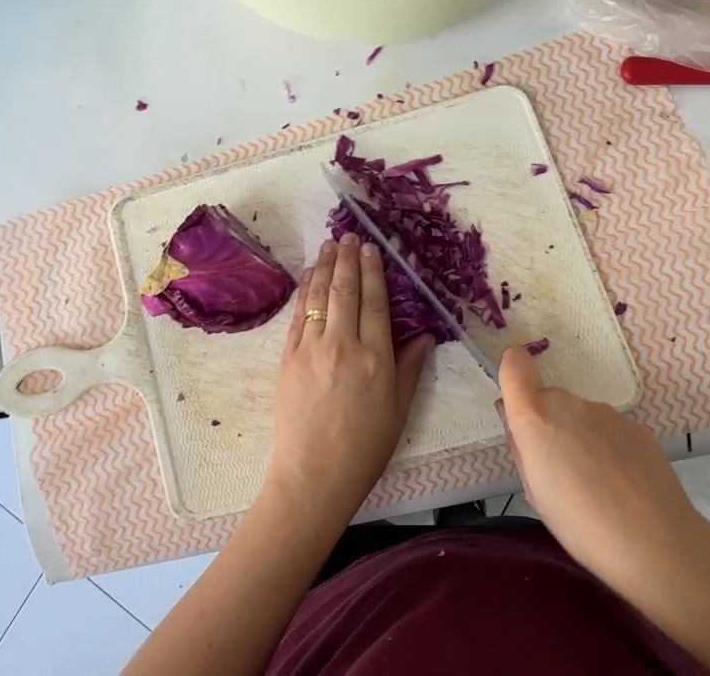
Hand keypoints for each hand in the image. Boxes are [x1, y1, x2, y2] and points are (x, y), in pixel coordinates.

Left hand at [263, 236, 434, 520]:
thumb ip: (410, 368)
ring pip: (319, 297)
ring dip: (324, 267)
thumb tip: (423, 334)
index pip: (375, 303)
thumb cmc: (364, 447)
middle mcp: (342, 346)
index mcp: (375, 359)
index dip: (373, 272)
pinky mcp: (287, 357)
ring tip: (329, 245)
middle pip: (345, 292)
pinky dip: (304, 292)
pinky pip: (298, 316)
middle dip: (348, 260)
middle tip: (350, 236)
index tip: (372, 248)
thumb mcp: (399, 410)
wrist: (314, 474)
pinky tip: (309, 277)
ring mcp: (311, 349)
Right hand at [496, 345, 709, 584]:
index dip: (513, 373)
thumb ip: (522, 448)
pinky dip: (609, 450)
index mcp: (535, 416)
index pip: (515, 365)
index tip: (517, 402)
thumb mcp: (534, 491)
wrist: (656, 544)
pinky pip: (610, 432)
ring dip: (581, 440)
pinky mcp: (638, 428)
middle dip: (549, 426)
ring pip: (582, 418)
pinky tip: (623, 486)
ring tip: (597, 486)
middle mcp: (570, 404)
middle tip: (560, 471)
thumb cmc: (579, 524)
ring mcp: (608, 414)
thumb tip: (518, 422)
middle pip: (550, 401)